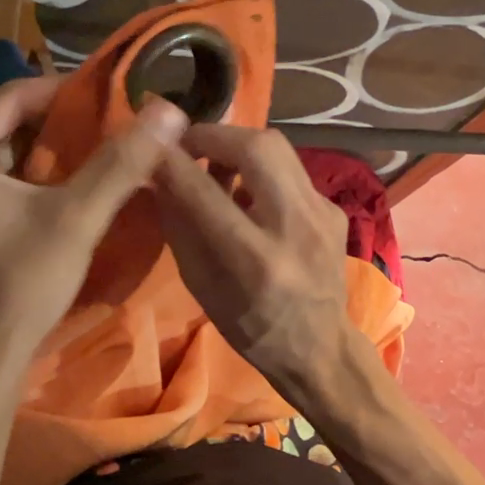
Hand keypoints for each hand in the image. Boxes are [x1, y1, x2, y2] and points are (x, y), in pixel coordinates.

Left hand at [0, 76, 186, 361]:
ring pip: (11, 147)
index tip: (118, 100)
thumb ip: (120, 163)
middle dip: (66, 122)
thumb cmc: (23, 282)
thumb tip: (168, 110)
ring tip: (108, 149)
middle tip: (118, 125)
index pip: (15, 95)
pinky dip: (41, 173)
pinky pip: (5, 172)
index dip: (70, 93)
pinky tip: (79, 181)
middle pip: (11, 119)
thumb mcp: (76, 217)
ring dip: (56, 148)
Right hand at [152, 124, 352, 381]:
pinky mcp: (334, 210)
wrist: (320, 348)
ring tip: (215, 167)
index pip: (204, 192)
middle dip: (214, 135)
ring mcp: (322, 214)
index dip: (172, 163)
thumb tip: (158, 175)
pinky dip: (262, 172)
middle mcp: (295, 228)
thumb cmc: (251, 327)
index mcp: (255, 260)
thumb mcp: (202, 286)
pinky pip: (290, 171)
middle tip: (187, 145)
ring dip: (238, 147)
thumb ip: (180, 227)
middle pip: (257, 147)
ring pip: (278, 148)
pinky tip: (249, 195)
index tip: (150, 148)